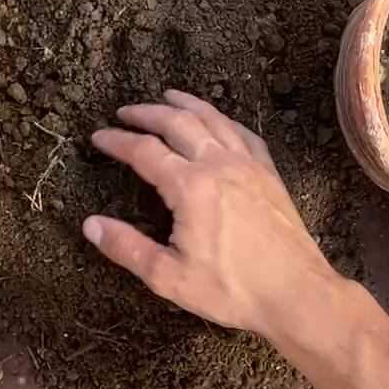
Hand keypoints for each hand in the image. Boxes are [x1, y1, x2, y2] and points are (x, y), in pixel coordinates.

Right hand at [83, 89, 336, 337]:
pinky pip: (245, 135)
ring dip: (187, 105)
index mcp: (191, 187)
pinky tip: (221, 121)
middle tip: (126, 111)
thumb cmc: (233, 290)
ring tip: (169, 96)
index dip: (118, 141)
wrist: (297, 293)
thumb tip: (90, 225)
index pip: (144, 151)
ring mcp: (249, 166)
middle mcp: (219, 165)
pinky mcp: (269, 175)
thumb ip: (127, 248)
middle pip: (178, 123)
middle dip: (147, 113)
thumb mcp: (169, 277)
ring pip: (214, 120)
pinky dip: (226, 121)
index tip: (99, 136)